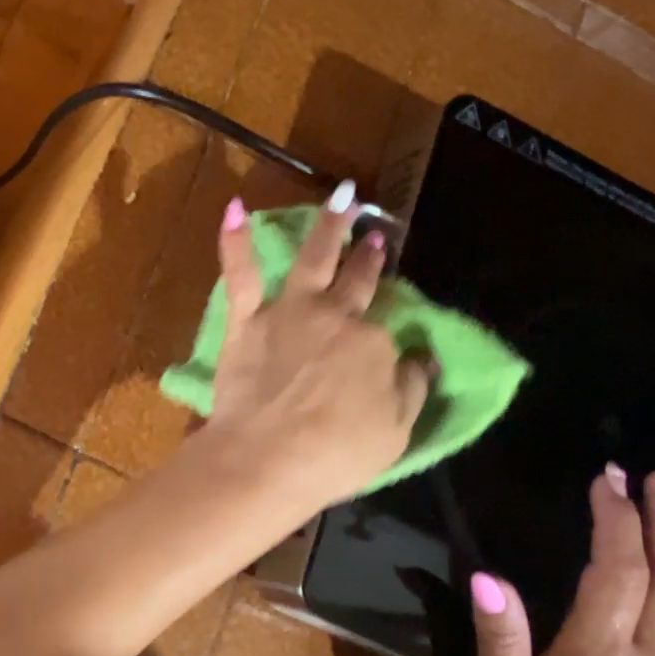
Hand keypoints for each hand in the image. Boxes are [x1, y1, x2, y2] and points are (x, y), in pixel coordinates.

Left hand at [208, 185, 429, 524]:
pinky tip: (234, 209)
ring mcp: (287, 313)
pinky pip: (240, 274)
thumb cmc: (335, 454)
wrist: (266, 458)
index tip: (387, 320)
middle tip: (375, 236)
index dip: (387, 325)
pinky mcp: (245, 321)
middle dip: (368, 256)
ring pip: (312, 259)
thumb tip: (420, 360)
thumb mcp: (396, 432)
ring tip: (342, 196)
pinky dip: (235, 241)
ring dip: (329, 226)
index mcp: (374, 343)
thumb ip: (410, 389)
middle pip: (356, 281)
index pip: (386, 327)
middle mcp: (334, 316)